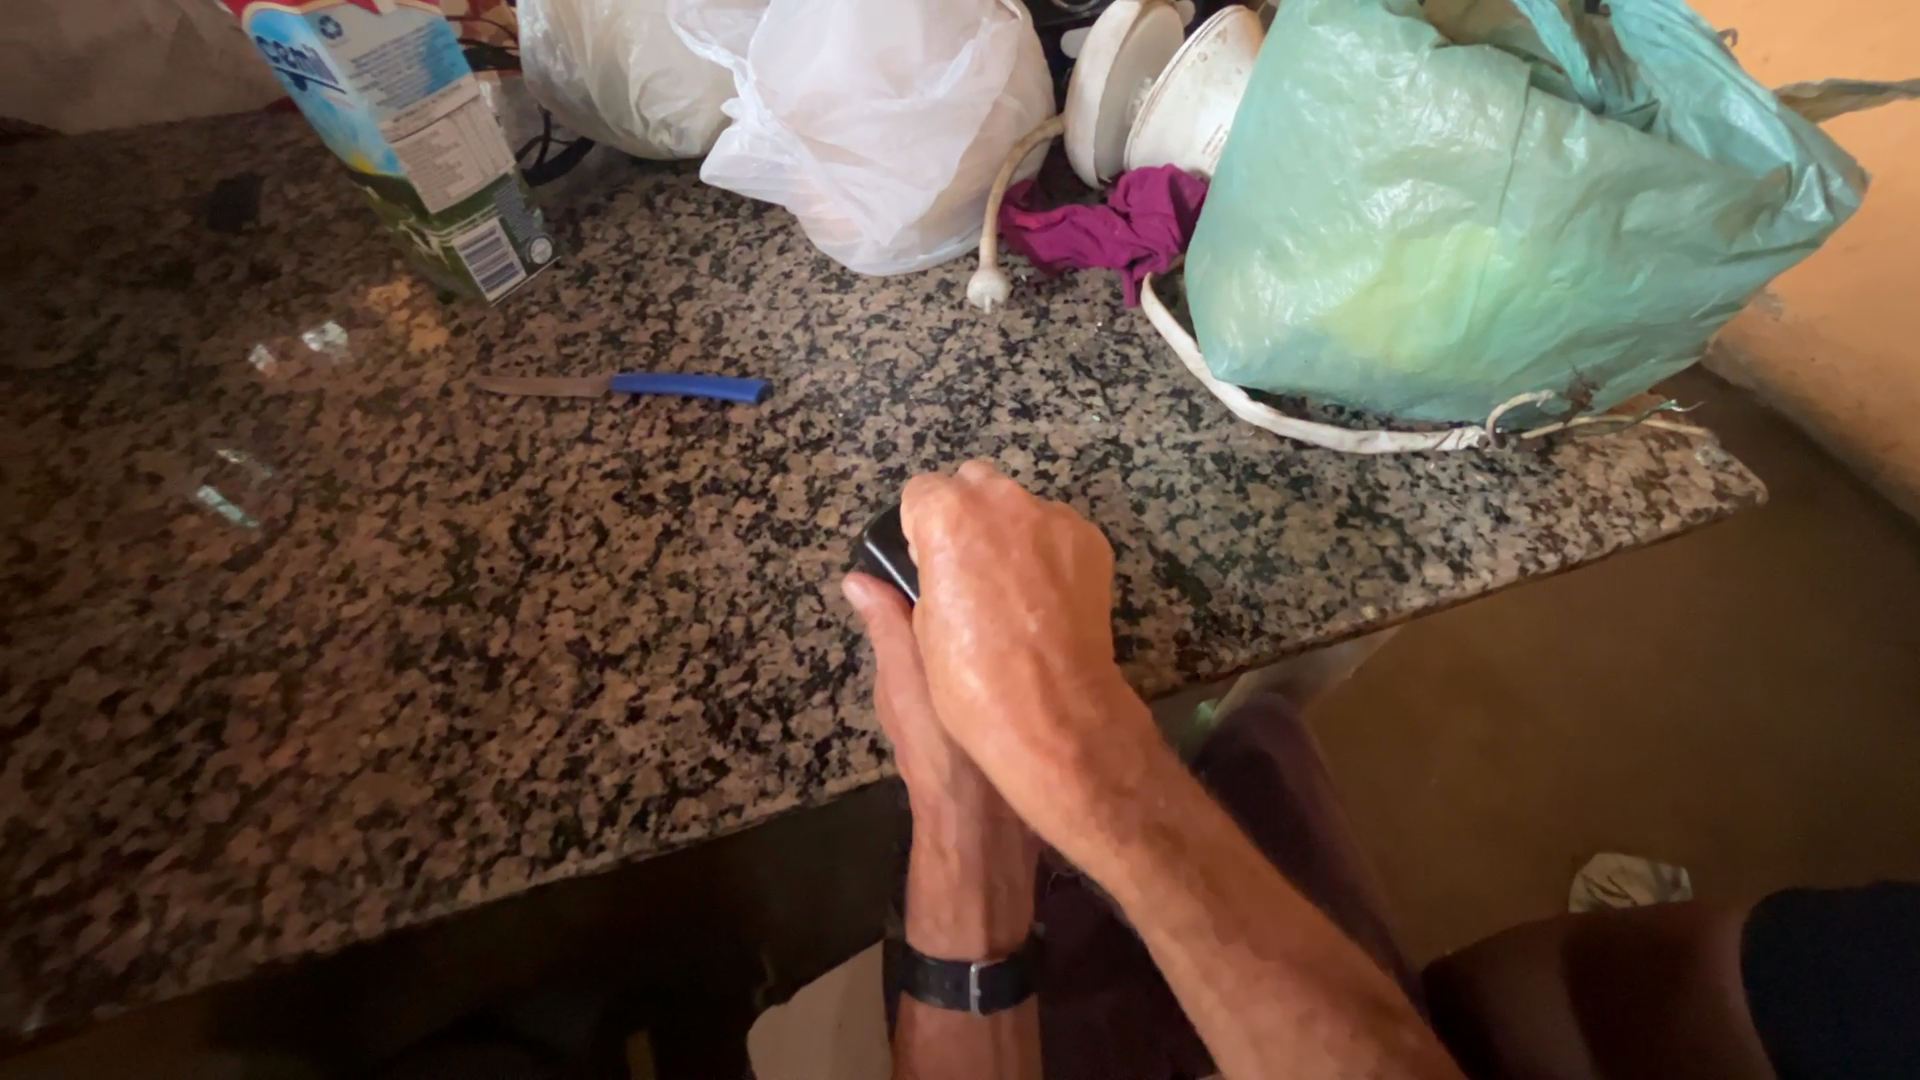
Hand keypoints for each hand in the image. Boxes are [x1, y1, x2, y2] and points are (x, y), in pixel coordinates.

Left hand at [843, 571, 1035, 955]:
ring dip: (996, 613)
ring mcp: (972, 692)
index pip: (909, 600)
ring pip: (981, 637)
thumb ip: (889, 632)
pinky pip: (1008, 662)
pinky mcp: (1006, 708)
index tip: (960, 533)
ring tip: (1030, 574)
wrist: (988, 827)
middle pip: (950, 616)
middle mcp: (936, 672)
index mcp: (904, 662)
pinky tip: (1045, 620)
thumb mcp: (911, 683)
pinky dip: (1018, 643)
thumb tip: (854, 578)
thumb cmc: (941, 749)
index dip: (927, 568)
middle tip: (1008, 549)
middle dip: (970, 587)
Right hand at [899, 462, 1159, 848]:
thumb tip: (862, 582)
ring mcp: (1051, 518)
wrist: (1055, 713)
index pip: (921, 491)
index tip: (928, 565)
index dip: (919, 529)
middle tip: (967, 571)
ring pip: (1018, 504)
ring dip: (1007, 530)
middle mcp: (1001, 501)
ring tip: (1010, 587)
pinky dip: (1046, 550)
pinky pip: (1055, 529)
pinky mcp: (1088, 539)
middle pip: (973, 483)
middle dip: (965, 514)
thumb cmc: (972, 679)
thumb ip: (901, 590)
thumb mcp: (920, 634)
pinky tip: (1043, 596)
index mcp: (946, 516)